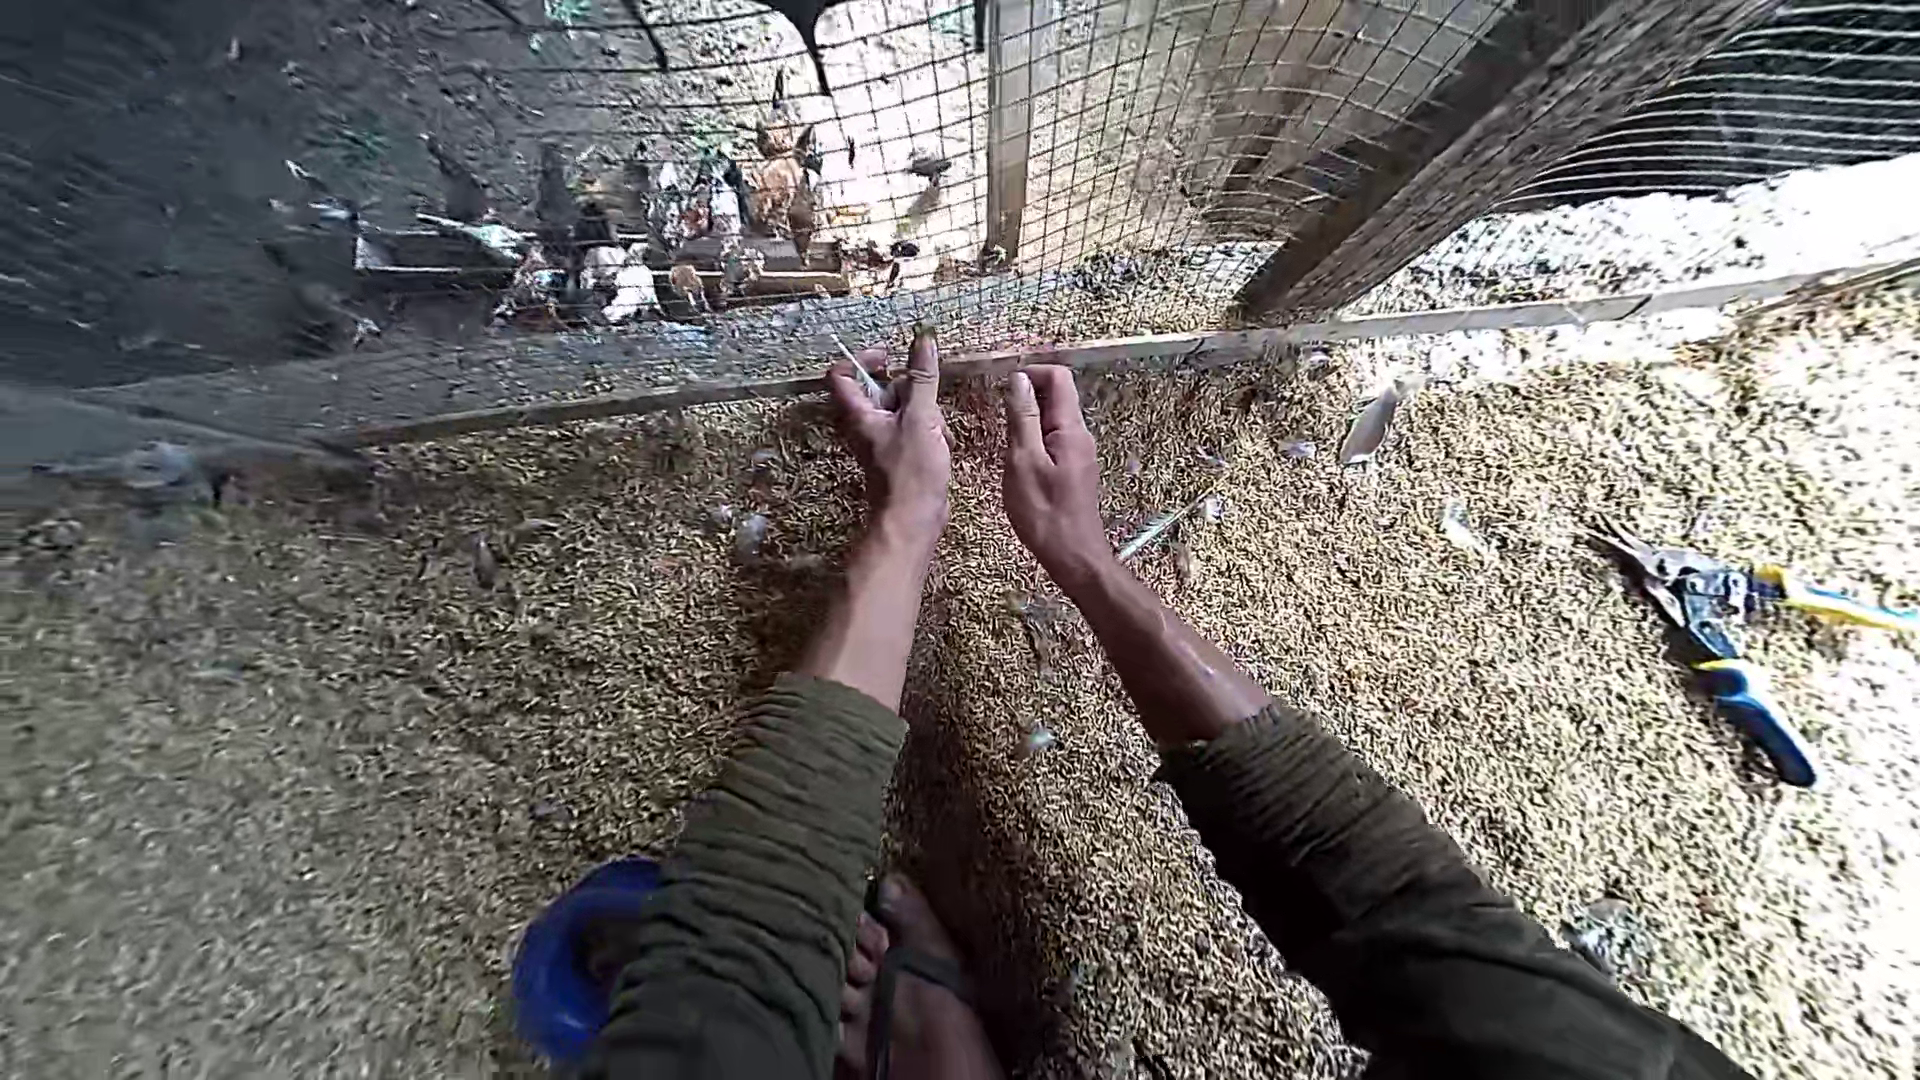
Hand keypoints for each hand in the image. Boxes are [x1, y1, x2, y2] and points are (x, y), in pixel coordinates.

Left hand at [827, 331, 950, 546]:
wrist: (913, 519)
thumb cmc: (911, 472)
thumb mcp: (921, 418)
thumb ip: (922, 378)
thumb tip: (924, 340)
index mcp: (859, 414)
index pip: (842, 374)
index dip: (864, 359)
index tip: (891, 357)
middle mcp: (865, 425)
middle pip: (882, 389)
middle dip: (910, 390)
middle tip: (927, 402)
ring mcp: (883, 440)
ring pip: (902, 409)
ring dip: (925, 412)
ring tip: (939, 430)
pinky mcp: (899, 455)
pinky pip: (912, 429)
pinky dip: (929, 430)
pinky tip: (943, 444)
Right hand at [1002, 365, 1108, 583]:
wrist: (1073, 556)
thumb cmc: (1044, 514)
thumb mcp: (1023, 462)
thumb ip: (1022, 418)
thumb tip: (1018, 380)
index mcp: (1070, 429)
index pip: (1059, 378)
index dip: (1032, 372)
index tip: (1004, 385)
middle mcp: (1080, 436)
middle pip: (1058, 396)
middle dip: (1028, 393)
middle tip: (997, 410)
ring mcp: (1078, 453)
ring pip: (1054, 419)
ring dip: (1028, 417)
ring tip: (1003, 434)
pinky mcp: (1073, 470)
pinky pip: (1053, 440)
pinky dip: (1034, 437)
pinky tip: (1016, 456)